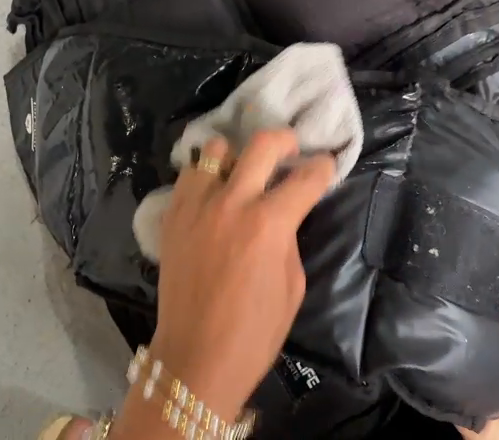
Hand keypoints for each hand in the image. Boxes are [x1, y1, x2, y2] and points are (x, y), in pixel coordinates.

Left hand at [139, 130, 334, 424]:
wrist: (196, 357)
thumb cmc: (254, 333)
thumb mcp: (292, 287)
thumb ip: (289, 239)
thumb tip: (284, 215)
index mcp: (269, 224)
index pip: (304, 179)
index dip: (322, 167)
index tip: (326, 163)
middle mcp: (232, 202)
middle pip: (261, 144)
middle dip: (284, 140)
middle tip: (291, 148)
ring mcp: (197, 204)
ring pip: (216, 149)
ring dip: (236, 155)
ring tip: (242, 170)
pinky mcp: (172, 213)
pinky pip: (189, 174)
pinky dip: (205, 175)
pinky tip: (214, 191)